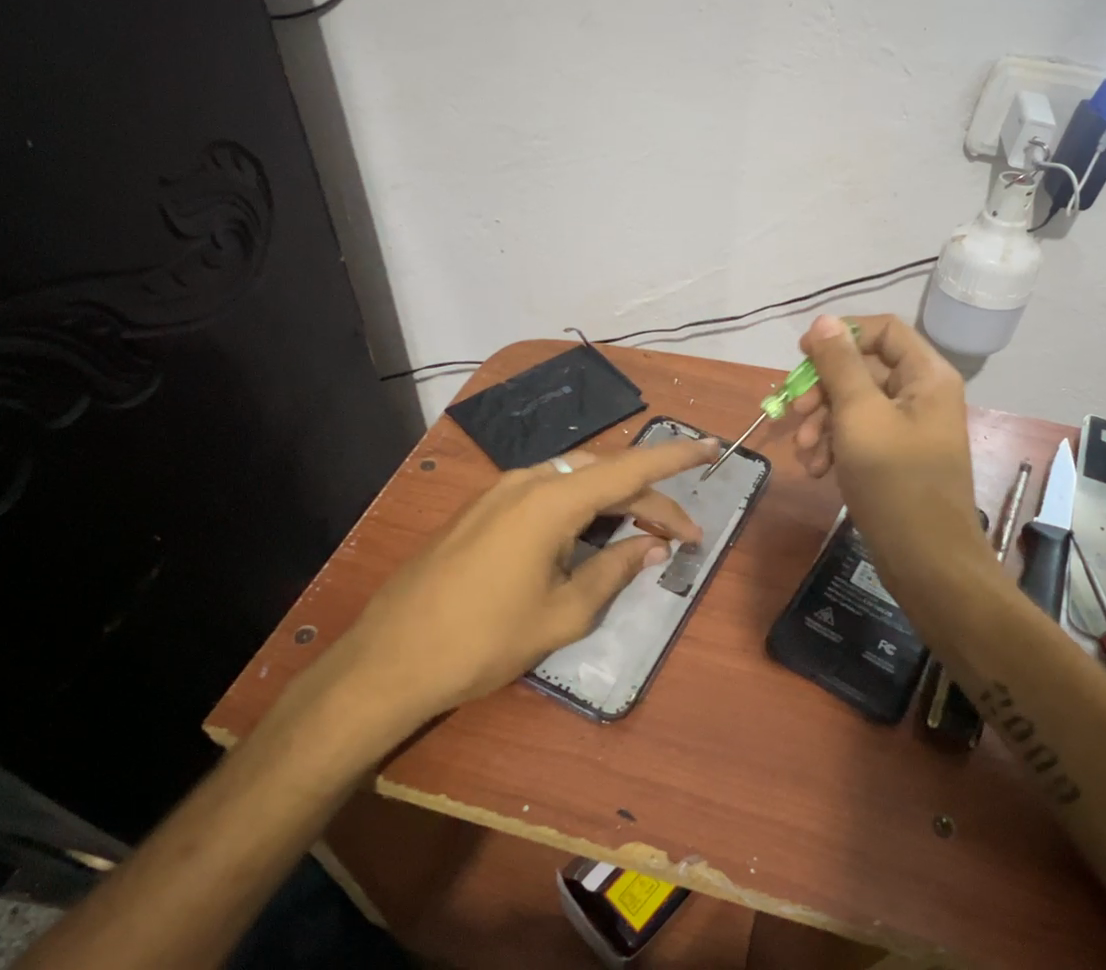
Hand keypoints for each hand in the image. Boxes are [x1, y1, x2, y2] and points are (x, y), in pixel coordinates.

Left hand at [290, 437, 719, 754]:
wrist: (392, 658)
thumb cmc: (484, 640)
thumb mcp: (564, 613)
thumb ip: (615, 571)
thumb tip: (652, 548)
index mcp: (551, 501)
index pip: (630, 469)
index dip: (676, 458)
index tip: (714, 448)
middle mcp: (526, 482)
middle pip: (605, 477)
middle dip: (649, 501)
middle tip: (683, 536)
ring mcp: (498, 495)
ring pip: (575, 483)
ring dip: (614, 505)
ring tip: (646, 535)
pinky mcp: (482, 512)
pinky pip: (546, 496)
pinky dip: (581, 511)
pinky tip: (592, 537)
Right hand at [791, 314, 995, 603]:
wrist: (926, 559)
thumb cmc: (895, 481)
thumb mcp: (860, 416)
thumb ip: (840, 366)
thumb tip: (823, 321)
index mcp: (926, 375)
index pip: (883, 330)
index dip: (841, 335)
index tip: (801, 356)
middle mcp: (922, 395)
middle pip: (863, 369)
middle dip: (823, 391)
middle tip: (794, 413)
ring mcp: (910, 430)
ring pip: (855, 406)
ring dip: (822, 425)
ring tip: (805, 454)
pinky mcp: (896, 460)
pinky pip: (860, 437)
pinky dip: (835, 448)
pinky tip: (816, 472)